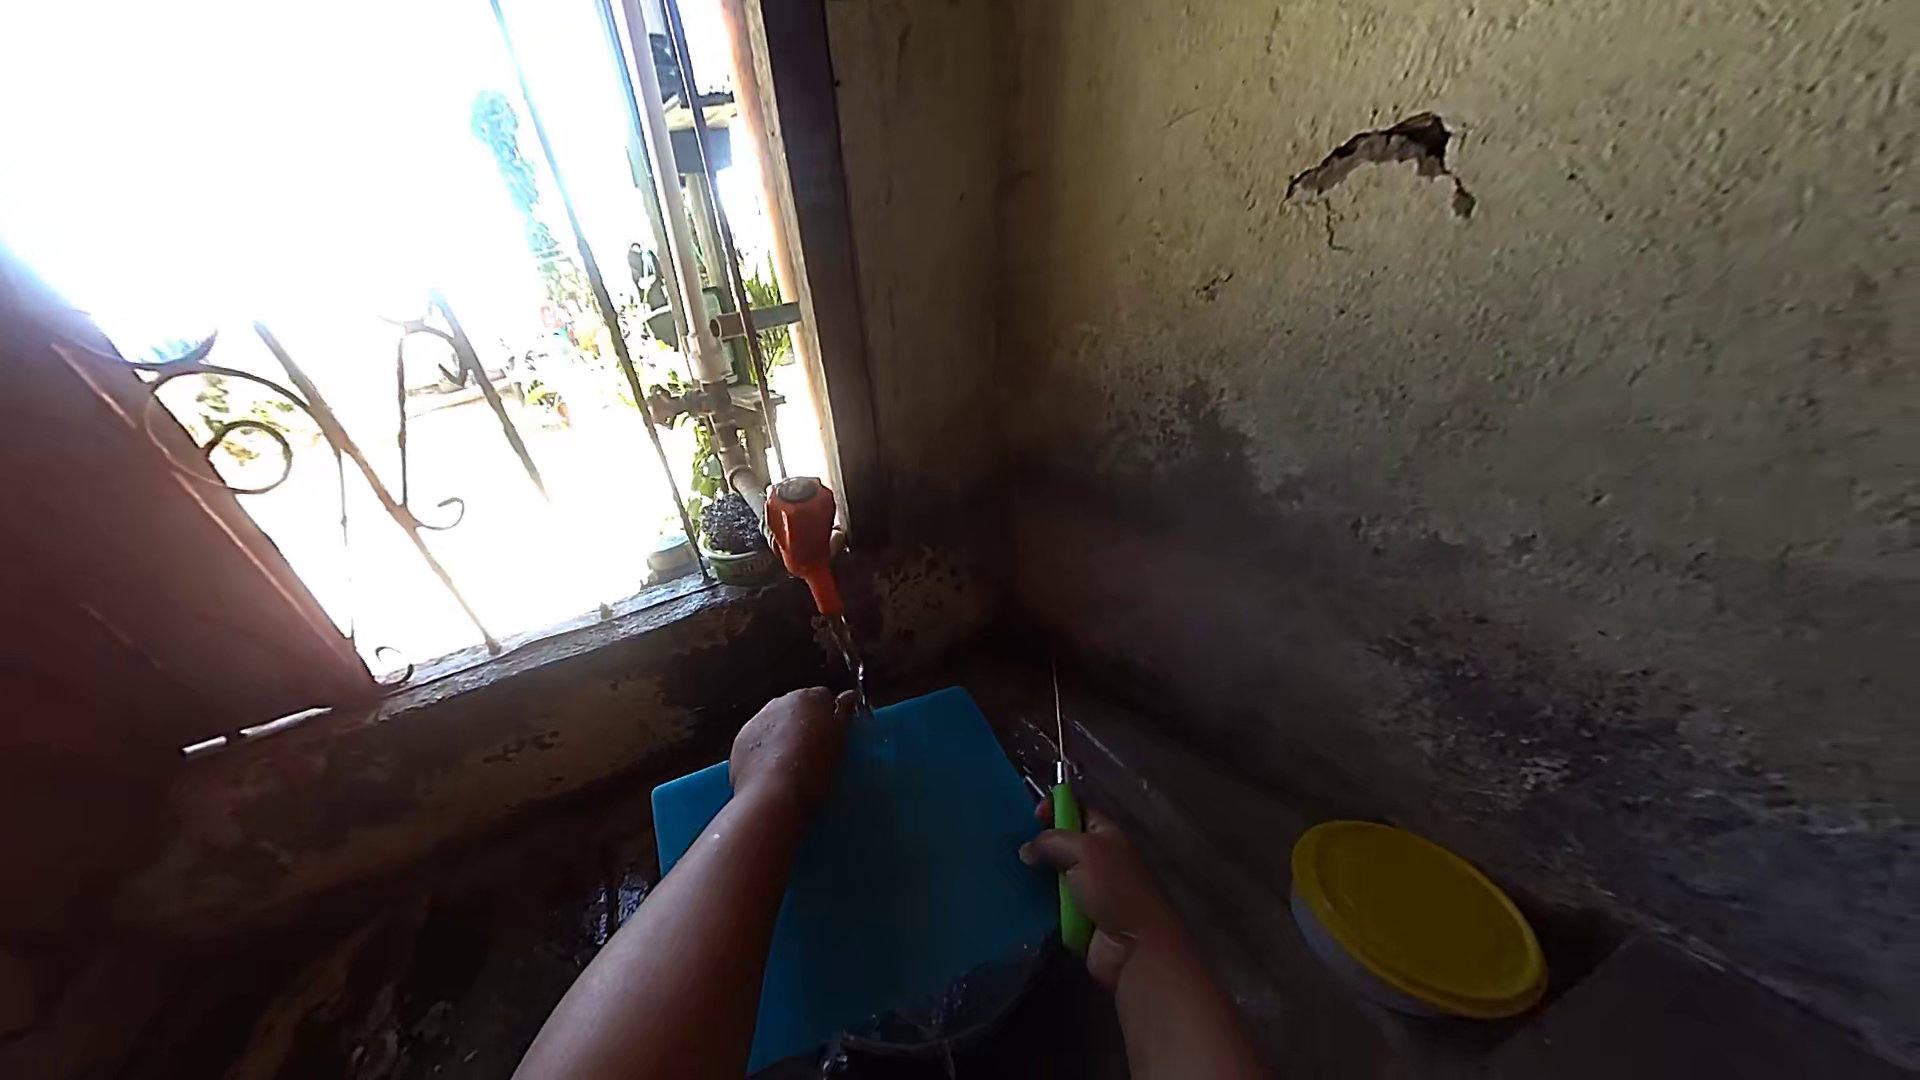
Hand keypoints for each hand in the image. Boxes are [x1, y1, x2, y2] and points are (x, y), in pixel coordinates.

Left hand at [730, 688, 853, 811]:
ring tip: (790, 763)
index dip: (828, 716)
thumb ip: (844, 714)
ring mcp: (757, 720)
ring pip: (776, 722)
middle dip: (804, 722)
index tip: (831, 736)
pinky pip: (758, 738)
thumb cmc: (814, 768)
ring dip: (783, 733)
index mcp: (808, 697)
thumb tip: (848, 695)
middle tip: (812, 750)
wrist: (772, 797)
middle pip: (797, 706)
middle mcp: (780, 701)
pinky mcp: (740, 740)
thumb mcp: (839, 741)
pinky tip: (771, 769)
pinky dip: (764, 748)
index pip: (824, 697)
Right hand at [1020, 798, 1183, 988]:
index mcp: (1104, 832)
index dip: (1054, 806)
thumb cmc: (1114, 888)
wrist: (1135, 948)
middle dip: (1038, 844)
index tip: (1033, 817)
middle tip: (1016, 847)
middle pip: (1059, 841)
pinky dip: (1039, 901)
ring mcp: (1086, 888)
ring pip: (1051, 872)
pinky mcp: (1076, 915)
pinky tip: (1019, 896)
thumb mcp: (1085, 850)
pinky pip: (1050, 901)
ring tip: (1013, 872)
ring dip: (1036, 875)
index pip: (1075, 808)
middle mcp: (1096, 856)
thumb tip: (1026, 850)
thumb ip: (1052, 841)